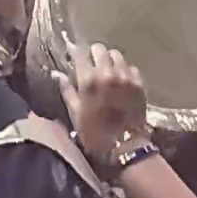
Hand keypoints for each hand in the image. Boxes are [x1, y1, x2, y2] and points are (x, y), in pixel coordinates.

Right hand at [54, 44, 151, 167]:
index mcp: (88, 80)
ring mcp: (125, 77)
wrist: (125, 148)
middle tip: (91, 63)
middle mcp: (107, 73)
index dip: (77, 51)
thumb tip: (57, 74)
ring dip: (110, 60)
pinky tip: (121, 80)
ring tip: (107, 69)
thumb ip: (67, 90)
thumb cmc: (94, 133)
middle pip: (100, 49)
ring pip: (116, 55)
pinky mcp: (139, 84)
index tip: (75, 55)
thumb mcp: (75, 112)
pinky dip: (124, 70)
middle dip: (94, 53)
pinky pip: (131, 67)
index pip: (81, 51)